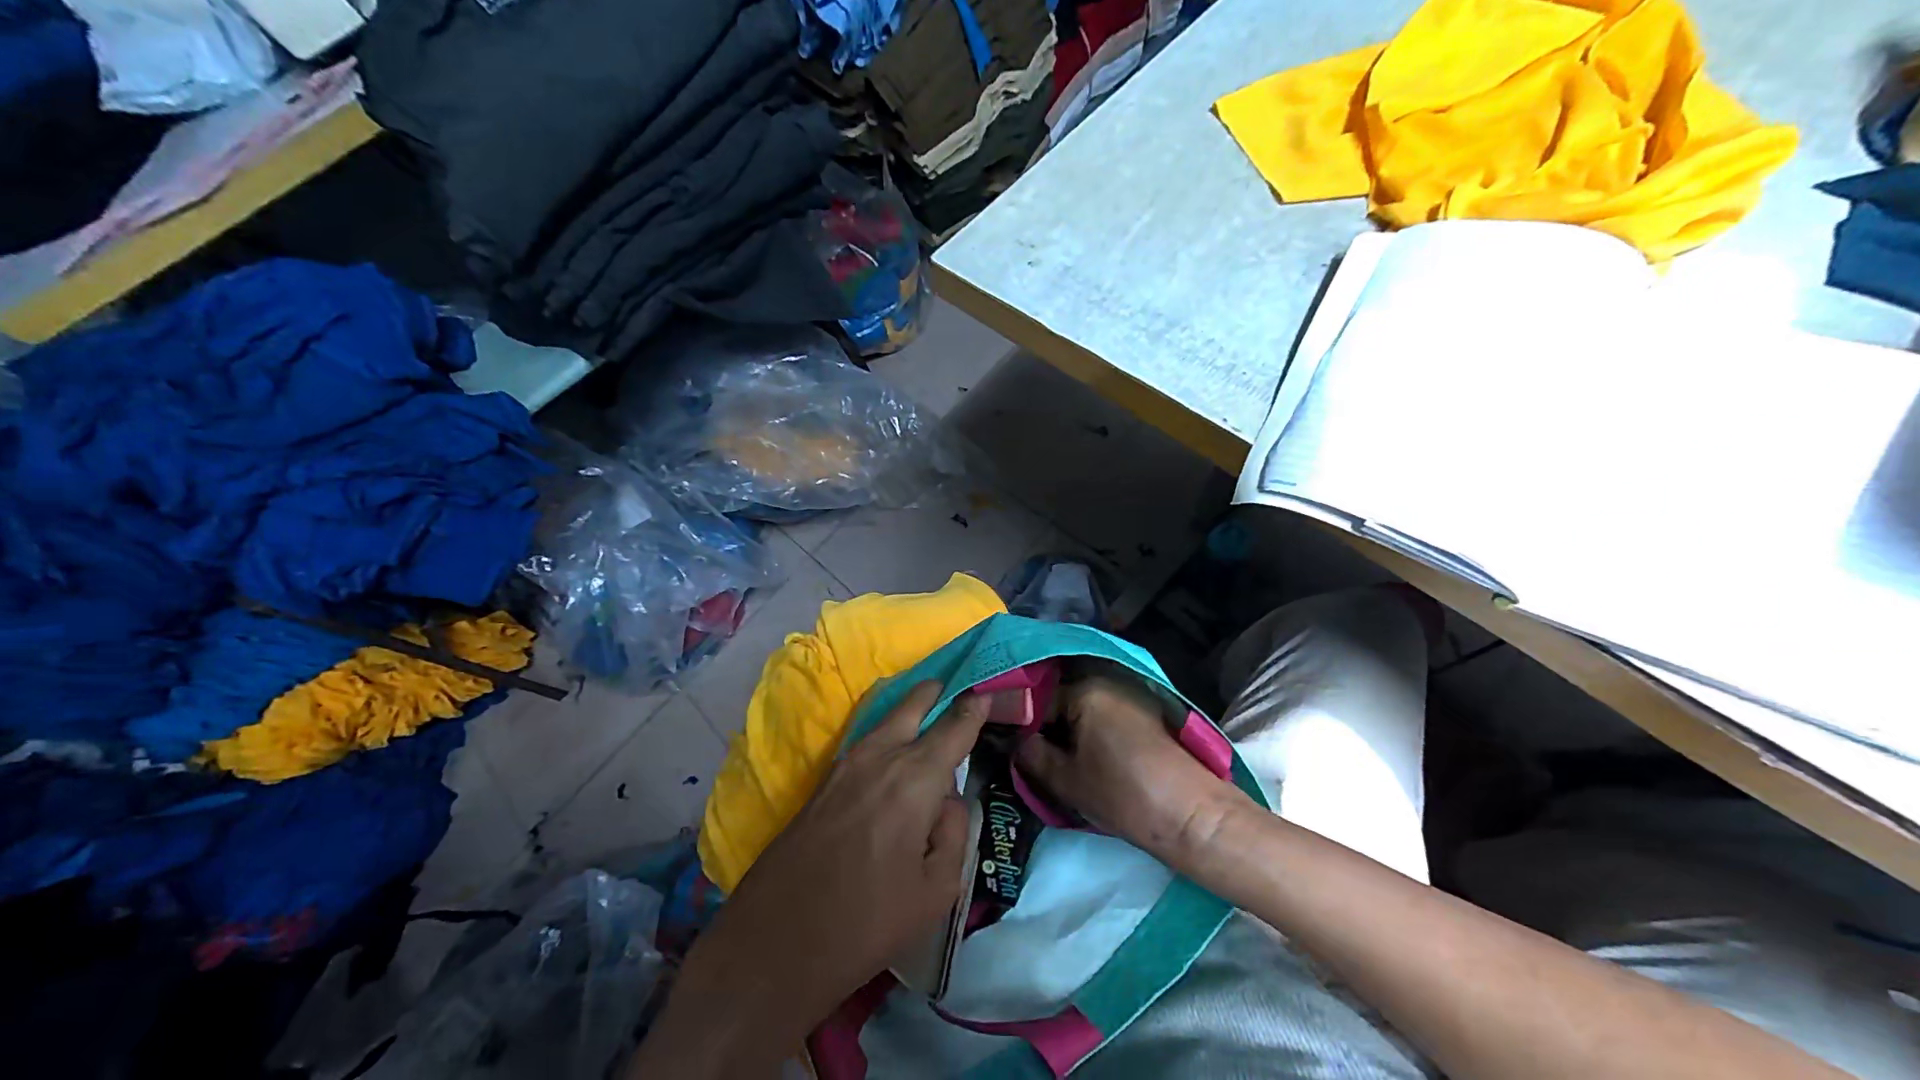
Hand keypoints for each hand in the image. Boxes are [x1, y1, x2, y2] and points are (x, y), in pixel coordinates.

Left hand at [637, 681, 990, 1079]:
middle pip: (913, 704)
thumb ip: (954, 832)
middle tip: (957, 686)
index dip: (977, 706)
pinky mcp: (823, 783)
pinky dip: (886, 731)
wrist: (777, 941)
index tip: (992, 689)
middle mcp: (880, 757)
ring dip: (910, 708)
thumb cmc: (868, 920)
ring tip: (929, 707)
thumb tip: (947, 800)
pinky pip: (866, 742)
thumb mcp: (937, 889)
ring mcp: (845, 766)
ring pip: (885, 720)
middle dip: (937, 690)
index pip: (955, 726)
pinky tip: (893, 746)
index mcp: (916, 778)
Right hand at [1016, 674, 1248, 866]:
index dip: (1022, 727)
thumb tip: (1018, 740)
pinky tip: (1092, 759)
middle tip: (1038, 761)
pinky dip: (1093, 731)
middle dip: (1048, 727)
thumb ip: (1031, 755)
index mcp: (1085, 689)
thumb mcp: (1065, 780)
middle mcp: (1109, 680)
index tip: (1016, 752)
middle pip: (1062, 700)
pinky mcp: (1150, 712)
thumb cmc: (1123, 794)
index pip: (1036, 700)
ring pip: (1085, 708)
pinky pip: (1107, 713)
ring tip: (1064, 763)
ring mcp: (1133, 693)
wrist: (1192, 815)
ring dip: (1071, 730)